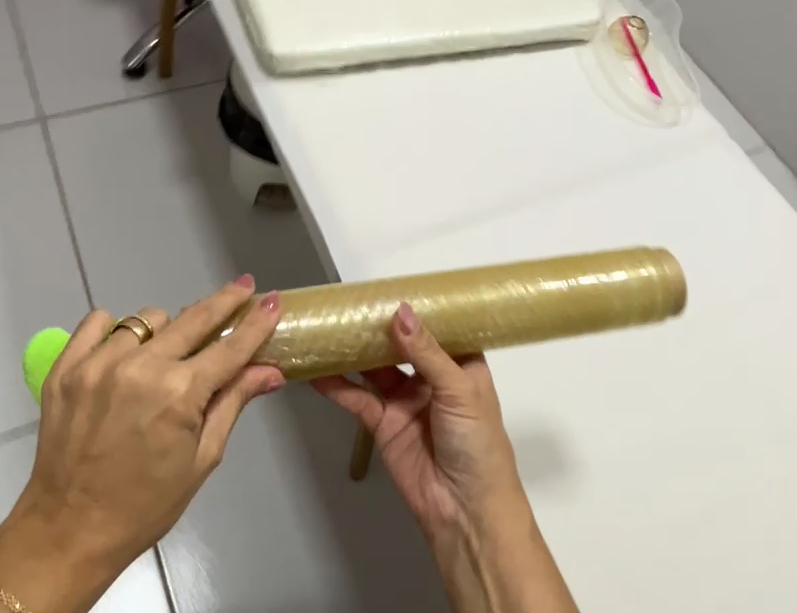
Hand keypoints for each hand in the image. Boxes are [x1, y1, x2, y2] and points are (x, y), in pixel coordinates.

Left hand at [0, 276, 283, 608]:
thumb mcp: (202, 459)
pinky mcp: (66, 367)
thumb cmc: (146, 505)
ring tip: (168, 351)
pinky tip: (123, 346)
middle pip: (193, 319)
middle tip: (242, 287)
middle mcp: (141, 367)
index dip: (256, 321)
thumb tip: (271, 370)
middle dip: (223, 302)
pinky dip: (115, 327)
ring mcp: (98, 363)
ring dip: (166, 329)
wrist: (68, 532)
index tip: (273, 298)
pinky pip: (97, 322)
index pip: (230, 347)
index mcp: (179, 394)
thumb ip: (233, 403)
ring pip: (147, 319)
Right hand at [312, 302, 524, 541]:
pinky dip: (339, 387)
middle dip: (379, 327)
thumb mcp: (459, 390)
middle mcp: (433, 378)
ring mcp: (406, 400)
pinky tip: (318, 373)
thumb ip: (426, 352)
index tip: (391, 285)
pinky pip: (359, 399)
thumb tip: (400, 312)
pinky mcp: (384, 424)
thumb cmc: (478, 443)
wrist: (466, 511)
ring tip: (328, 329)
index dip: (417, 308)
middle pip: (401, 345)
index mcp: (461, 365)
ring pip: (376, 369)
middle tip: (350, 302)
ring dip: (355, 353)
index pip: (438, 328)